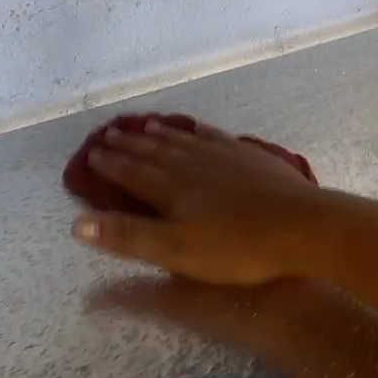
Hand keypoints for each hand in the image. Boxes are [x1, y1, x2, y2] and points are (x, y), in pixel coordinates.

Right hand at [72, 117, 332, 284]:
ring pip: (185, 142)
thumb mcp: (175, 252)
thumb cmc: (235, 248)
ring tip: (146, 126)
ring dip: (162, 135)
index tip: (93, 153)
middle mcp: (194, 166)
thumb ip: (128, 237)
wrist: (300, 225)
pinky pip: (217, 138)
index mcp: (173, 190)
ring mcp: (225, 158)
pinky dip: (201, 132)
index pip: (134, 174)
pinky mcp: (251, 158)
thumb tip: (77, 223)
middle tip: (109, 133)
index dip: (112, 165)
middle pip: (156, 153)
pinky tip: (199, 129)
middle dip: (130, 146)